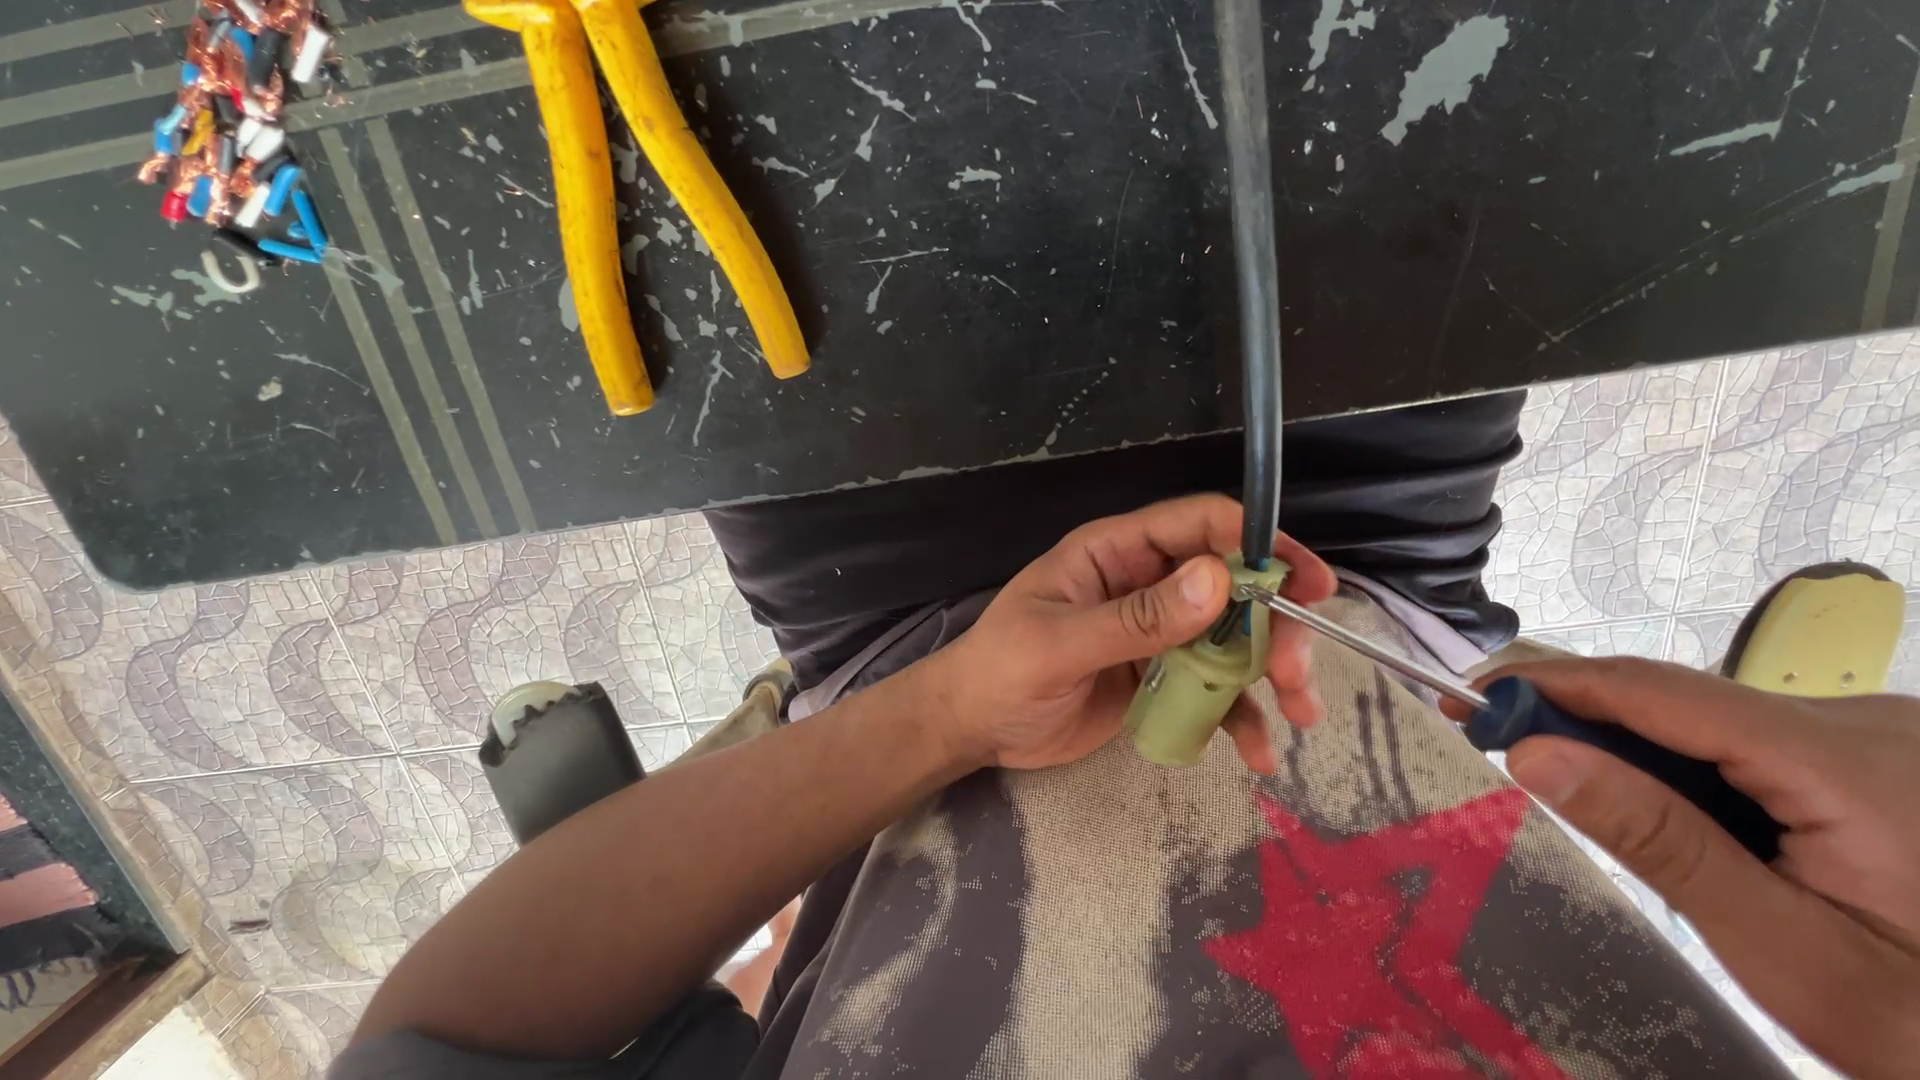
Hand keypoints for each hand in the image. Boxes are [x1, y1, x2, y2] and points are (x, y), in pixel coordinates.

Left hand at [924, 494, 1336, 771]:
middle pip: (1230, 587)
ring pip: (1231, 640)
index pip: (1198, 525)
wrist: (973, 728)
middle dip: (1272, 625)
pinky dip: (1240, 716)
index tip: (1308, 583)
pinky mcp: (1158, 679)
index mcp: (1115, 553)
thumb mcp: (1060, 643)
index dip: (1258, 542)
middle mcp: (1144, 584)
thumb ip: (1136, 618)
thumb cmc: (1000, 670)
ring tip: (1301, 717)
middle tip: (1296, 674)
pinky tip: (1257, 752)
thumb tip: (1218, 580)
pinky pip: (1212, 690)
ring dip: (1271, 674)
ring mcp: (1155, 634)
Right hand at [1455, 658, 1919, 1078]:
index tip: (1465, 700)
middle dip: (1573, 716)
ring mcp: (1869, 734)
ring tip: (1558, 778)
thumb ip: (1657, 840)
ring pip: (1699, 716)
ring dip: (1617, 743)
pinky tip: (1645, 800)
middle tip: (1489, 740)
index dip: (1549, 684)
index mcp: (1850, 762)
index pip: (1659, 691)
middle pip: (1676, 698)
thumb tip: (1530, 755)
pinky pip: (1733, 737)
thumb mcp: (1781, 946)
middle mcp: (1864, 721)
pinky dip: (1668, 761)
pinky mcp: (1864, 754)